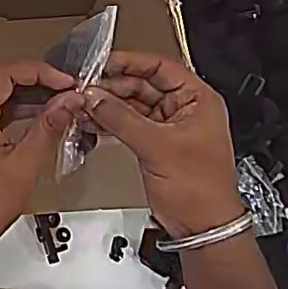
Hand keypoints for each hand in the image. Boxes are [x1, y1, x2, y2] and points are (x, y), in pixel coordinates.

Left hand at [0, 61, 79, 257]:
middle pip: (2, 78)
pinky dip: (20, 108)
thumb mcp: (25, 165)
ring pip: (0, 93)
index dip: (38, 72)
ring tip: (59, 100)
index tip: (64, 81)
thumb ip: (48, 128)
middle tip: (64, 87)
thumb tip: (68, 102)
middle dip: (36, 78)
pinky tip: (43, 116)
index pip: (5, 73)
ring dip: (30, 93)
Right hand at [81, 50, 244, 236]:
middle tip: (87, 89)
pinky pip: (130, 124)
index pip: (160, 67)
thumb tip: (96, 98)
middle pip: (143, 85)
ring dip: (109, 105)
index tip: (104, 63)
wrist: (202, 226)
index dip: (131, 62)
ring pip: (133, 105)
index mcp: (198, 99)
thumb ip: (122, 119)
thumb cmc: (201, 189)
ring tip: (85, 104)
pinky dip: (111, 122)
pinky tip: (92, 121)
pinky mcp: (156, 144)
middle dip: (113, 86)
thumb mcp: (158, 146)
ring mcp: (169, 126)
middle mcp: (185, 108)